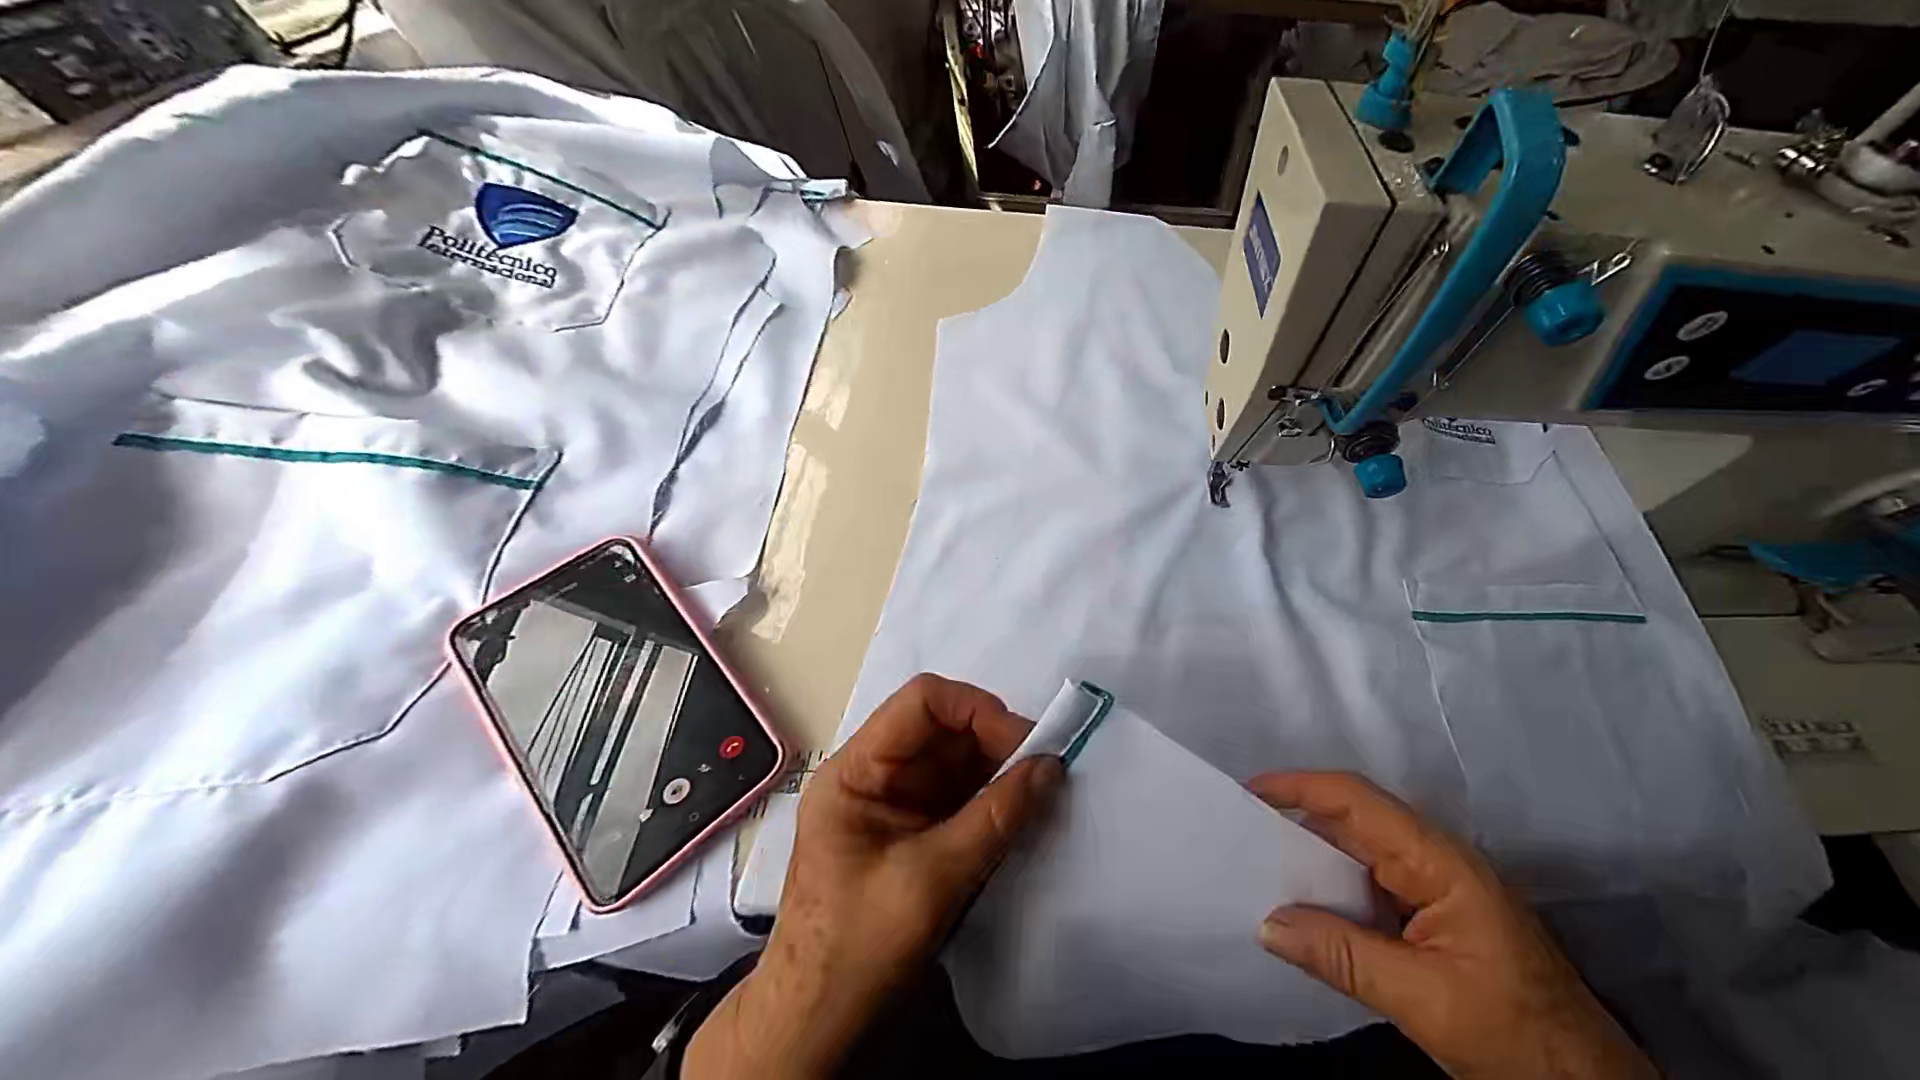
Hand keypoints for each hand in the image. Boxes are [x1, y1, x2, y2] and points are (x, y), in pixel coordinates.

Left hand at [685, 674, 1062, 1079]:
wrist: (818, 1018)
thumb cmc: (857, 946)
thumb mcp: (931, 880)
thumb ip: (994, 819)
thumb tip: (1050, 768)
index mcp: (856, 770)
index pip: (921, 703)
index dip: (976, 710)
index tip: (1024, 743)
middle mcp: (874, 773)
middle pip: (942, 728)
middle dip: (995, 742)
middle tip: (1044, 768)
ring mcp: (894, 800)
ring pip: (955, 761)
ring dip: (998, 770)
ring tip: (1040, 789)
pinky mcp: (912, 828)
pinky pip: (958, 794)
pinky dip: (991, 798)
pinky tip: (1020, 810)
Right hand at [1249, 772, 1657, 1079]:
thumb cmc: (1519, 1037)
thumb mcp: (1424, 1000)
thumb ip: (1341, 955)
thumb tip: (1265, 923)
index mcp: (1440, 863)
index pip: (1357, 802)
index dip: (1298, 787)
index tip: (1246, 792)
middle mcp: (1436, 860)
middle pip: (1353, 817)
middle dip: (1295, 816)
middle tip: (1239, 829)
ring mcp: (1436, 885)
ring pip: (1358, 848)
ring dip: (1309, 852)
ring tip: (1257, 862)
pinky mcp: (1432, 912)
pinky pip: (1368, 879)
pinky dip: (1329, 883)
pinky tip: (1301, 902)